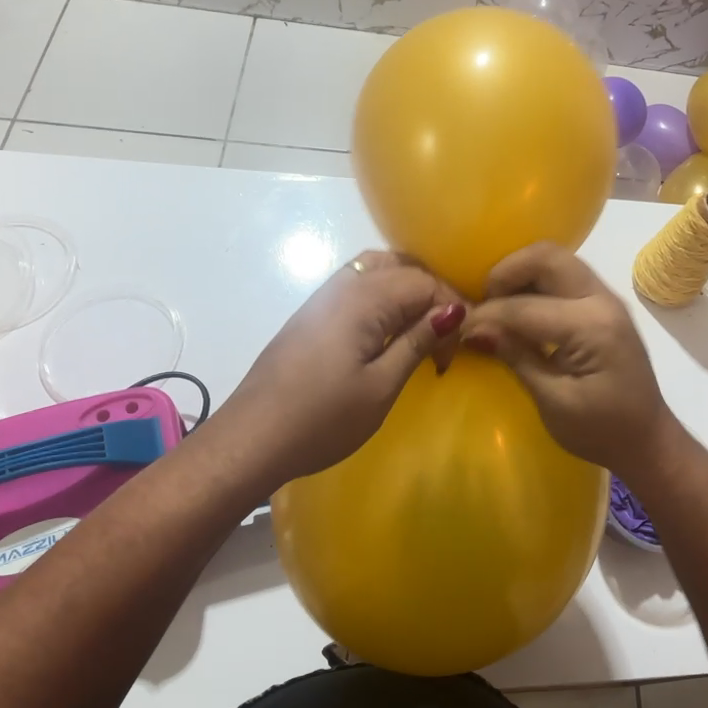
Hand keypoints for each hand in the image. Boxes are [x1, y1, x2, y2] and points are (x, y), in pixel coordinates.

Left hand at [221, 251, 464, 488]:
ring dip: (407, 291)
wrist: (251, 440)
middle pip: (402, 267)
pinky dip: (383, 295)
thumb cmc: (321, 420)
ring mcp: (323, 297)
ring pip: (377, 269)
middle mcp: (343, 285)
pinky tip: (388, 330)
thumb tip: (454, 310)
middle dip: (432, 294)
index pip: (424, 281)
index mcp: (365, 298)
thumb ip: (417, 342)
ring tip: (421, 330)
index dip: (450, 309)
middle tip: (445, 338)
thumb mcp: (380, 386)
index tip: (456, 351)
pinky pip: (357, 284)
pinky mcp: (311, 314)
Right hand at [460, 243, 677, 473]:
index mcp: (592, 327)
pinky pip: (565, 275)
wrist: (648, 440)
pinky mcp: (604, 304)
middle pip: (547, 257)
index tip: (457, 328)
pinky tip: (519, 308)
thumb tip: (471, 327)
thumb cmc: (602, 431)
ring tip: (496, 304)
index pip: (526, 306)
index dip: (487, 315)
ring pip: (557, 260)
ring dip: (522, 273)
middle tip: (482, 302)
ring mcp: (606, 298)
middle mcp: (603, 300)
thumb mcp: (554, 403)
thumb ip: (516, 357)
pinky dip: (537, 282)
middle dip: (506, 271)